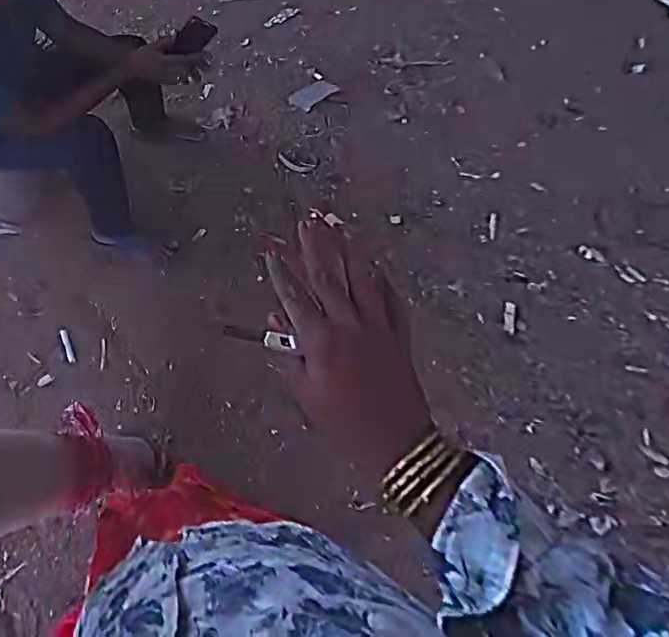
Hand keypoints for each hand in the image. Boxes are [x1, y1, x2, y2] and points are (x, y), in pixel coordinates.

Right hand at [124, 40, 207, 84]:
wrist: (128, 69)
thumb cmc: (139, 57)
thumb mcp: (152, 46)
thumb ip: (165, 43)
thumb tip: (176, 36)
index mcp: (167, 61)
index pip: (188, 59)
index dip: (199, 58)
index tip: (209, 56)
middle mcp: (169, 71)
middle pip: (189, 69)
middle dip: (199, 67)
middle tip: (208, 65)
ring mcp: (166, 78)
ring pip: (184, 76)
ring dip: (193, 74)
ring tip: (198, 74)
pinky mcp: (162, 82)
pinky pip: (177, 80)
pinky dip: (183, 78)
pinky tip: (184, 77)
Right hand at [264, 215, 432, 483]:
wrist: (399, 447)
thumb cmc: (344, 424)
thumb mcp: (305, 393)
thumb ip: (287, 353)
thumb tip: (275, 318)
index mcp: (322, 341)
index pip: (294, 296)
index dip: (280, 271)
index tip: (269, 251)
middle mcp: (349, 327)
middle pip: (327, 277)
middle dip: (314, 246)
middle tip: (305, 221)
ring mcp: (378, 328)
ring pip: (360, 278)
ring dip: (348, 249)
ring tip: (338, 224)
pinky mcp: (399, 336)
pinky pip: (390, 299)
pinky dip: (380, 277)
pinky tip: (372, 261)